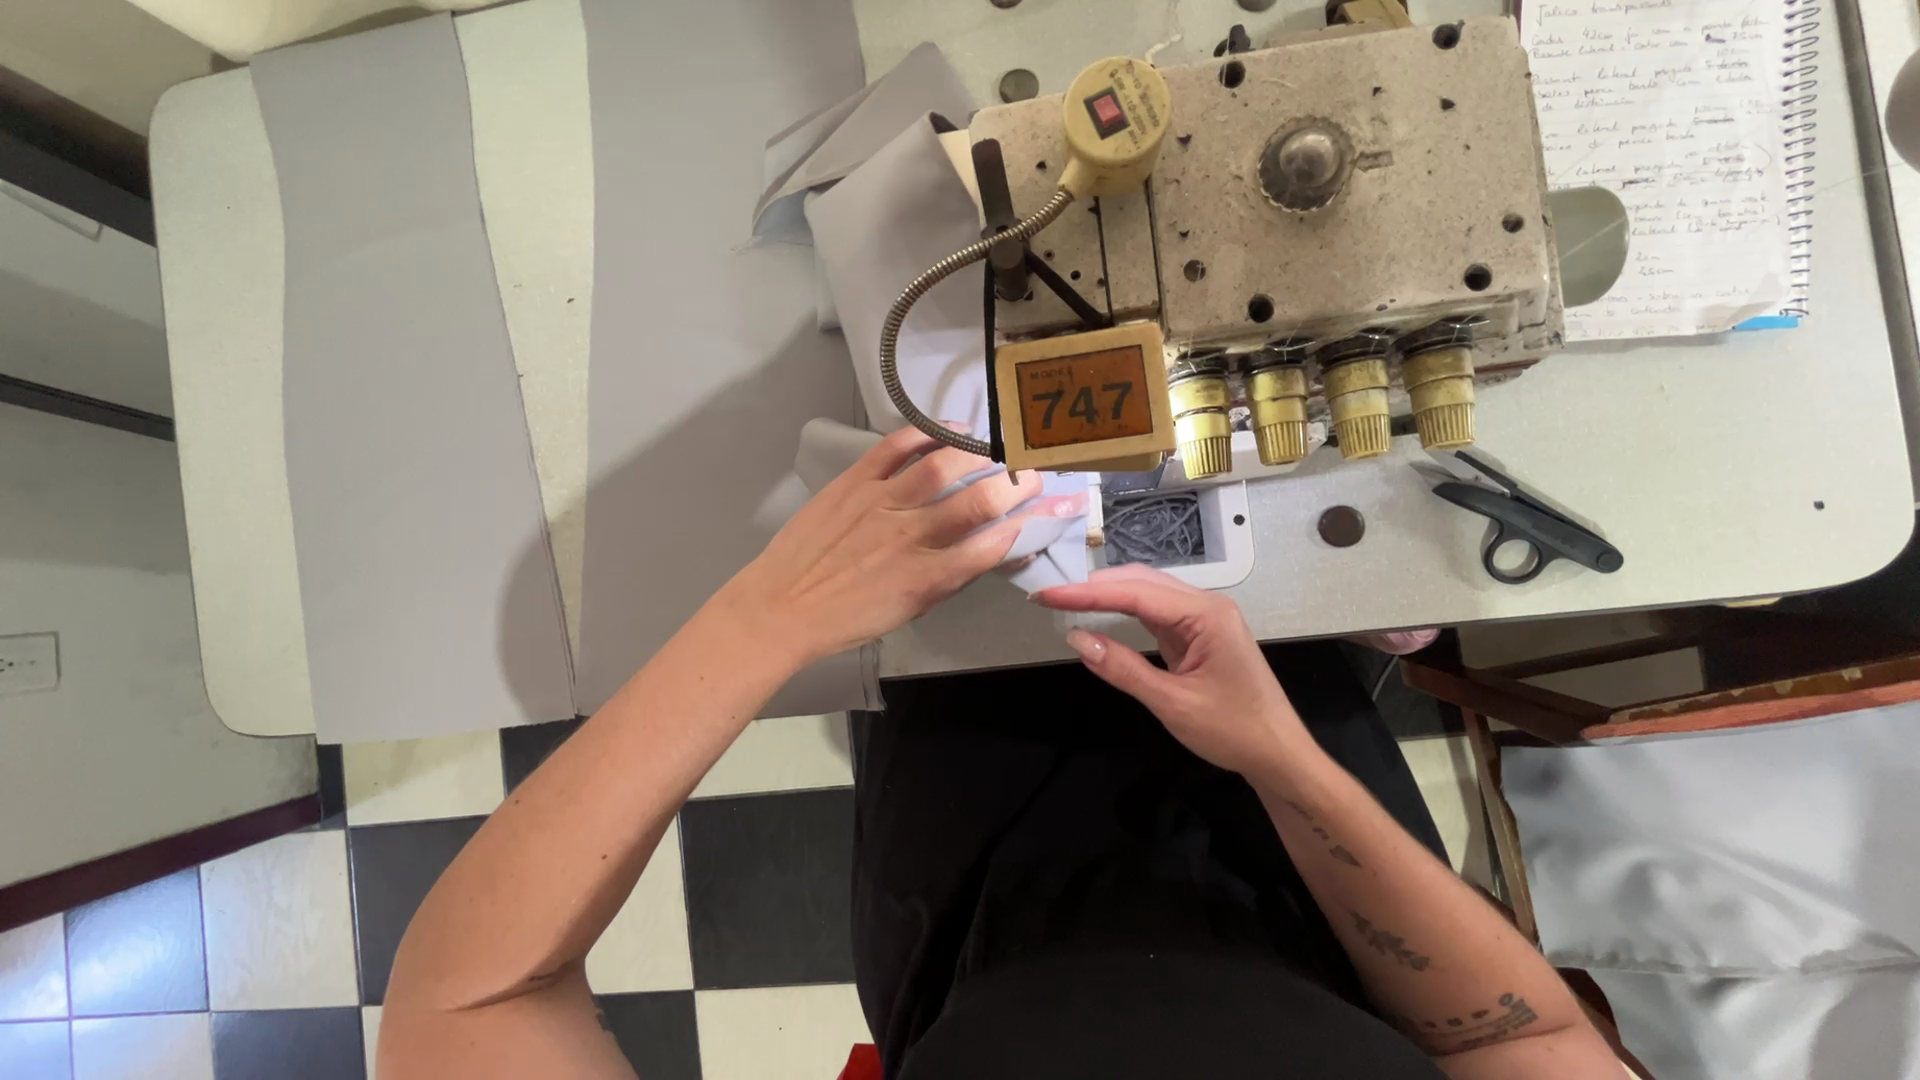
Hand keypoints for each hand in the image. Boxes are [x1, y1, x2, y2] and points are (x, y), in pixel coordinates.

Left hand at [714, 425, 1061, 667]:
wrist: (780, 608)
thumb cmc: (846, 618)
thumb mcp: (908, 610)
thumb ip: (948, 578)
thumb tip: (985, 547)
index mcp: (926, 579)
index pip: (991, 547)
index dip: (1028, 525)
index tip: (1048, 510)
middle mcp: (909, 537)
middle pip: (977, 503)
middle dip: (1016, 485)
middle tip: (1033, 474)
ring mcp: (880, 504)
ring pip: (942, 468)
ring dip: (980, 454)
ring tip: (999, 447)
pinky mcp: (854, 482)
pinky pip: (895, 448)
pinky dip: (927, 432)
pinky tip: (952, 429)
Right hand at [1034, 565, 1313, 774]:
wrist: (1279, 754)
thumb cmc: (1233, 730)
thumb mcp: (1172, 703)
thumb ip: (1123, 669)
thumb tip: (1077, 640)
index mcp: (1206, 614)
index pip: (1135, 593)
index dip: (1086, 593)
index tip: (1048, 595)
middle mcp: (1206, 606)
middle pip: (1141, 582)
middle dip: (1094, 587)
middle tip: (1050, 596)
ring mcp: (1204, 619)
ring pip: (1148, 594)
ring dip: (1108, 595)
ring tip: (1066, 600)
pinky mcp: (1199, 634)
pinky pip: (1156, 613)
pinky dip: (1125, 611)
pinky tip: (1101, 613)